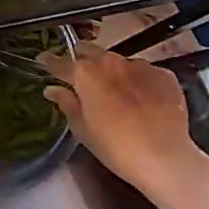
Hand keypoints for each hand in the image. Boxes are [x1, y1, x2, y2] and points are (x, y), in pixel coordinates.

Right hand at [42, 47, 208, 198]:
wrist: (165, 158)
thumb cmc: (116, 147)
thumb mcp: (83, 130)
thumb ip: (66, 104)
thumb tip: (52, 89)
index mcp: (85, 74)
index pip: (59, 62)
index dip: (49, 62)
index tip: (43, 60)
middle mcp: (110, 61)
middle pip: (90, 51)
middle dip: (82, 59)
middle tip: (82, 77)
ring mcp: (139, 65)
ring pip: (119, 62)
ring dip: (113, 72)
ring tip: (118, 94)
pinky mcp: (163, 74)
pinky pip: (145, 73)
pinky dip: (139, 82)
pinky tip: (144, 101)